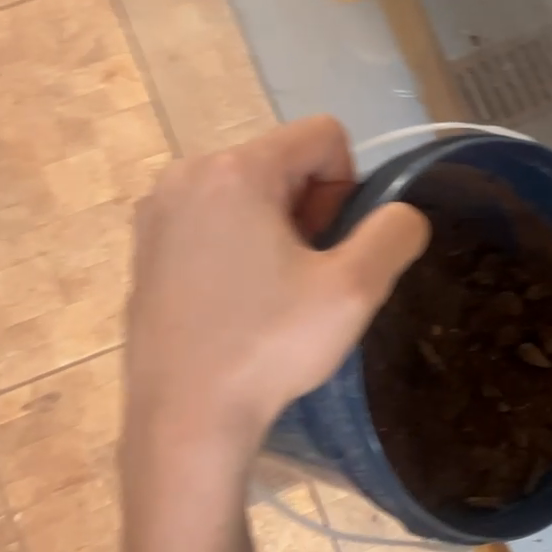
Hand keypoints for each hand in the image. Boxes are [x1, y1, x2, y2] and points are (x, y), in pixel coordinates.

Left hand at [124, 117, 428, 454]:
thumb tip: (403, 216)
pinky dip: (248, 248)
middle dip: (316, 211)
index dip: (351, 187)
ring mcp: (159, 212)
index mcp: (234, 172)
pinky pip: (221, 221)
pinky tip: (247, 302)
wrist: (186, 414)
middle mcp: (185, 175)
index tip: (335, 248)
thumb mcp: (357, 288)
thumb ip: (395, 233)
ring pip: (255, 194)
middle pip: (287, 163)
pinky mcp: (149, 247)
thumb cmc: (271, 344)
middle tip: (311, 278)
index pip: (324, 136)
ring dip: (284, 231)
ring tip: (280, 293)